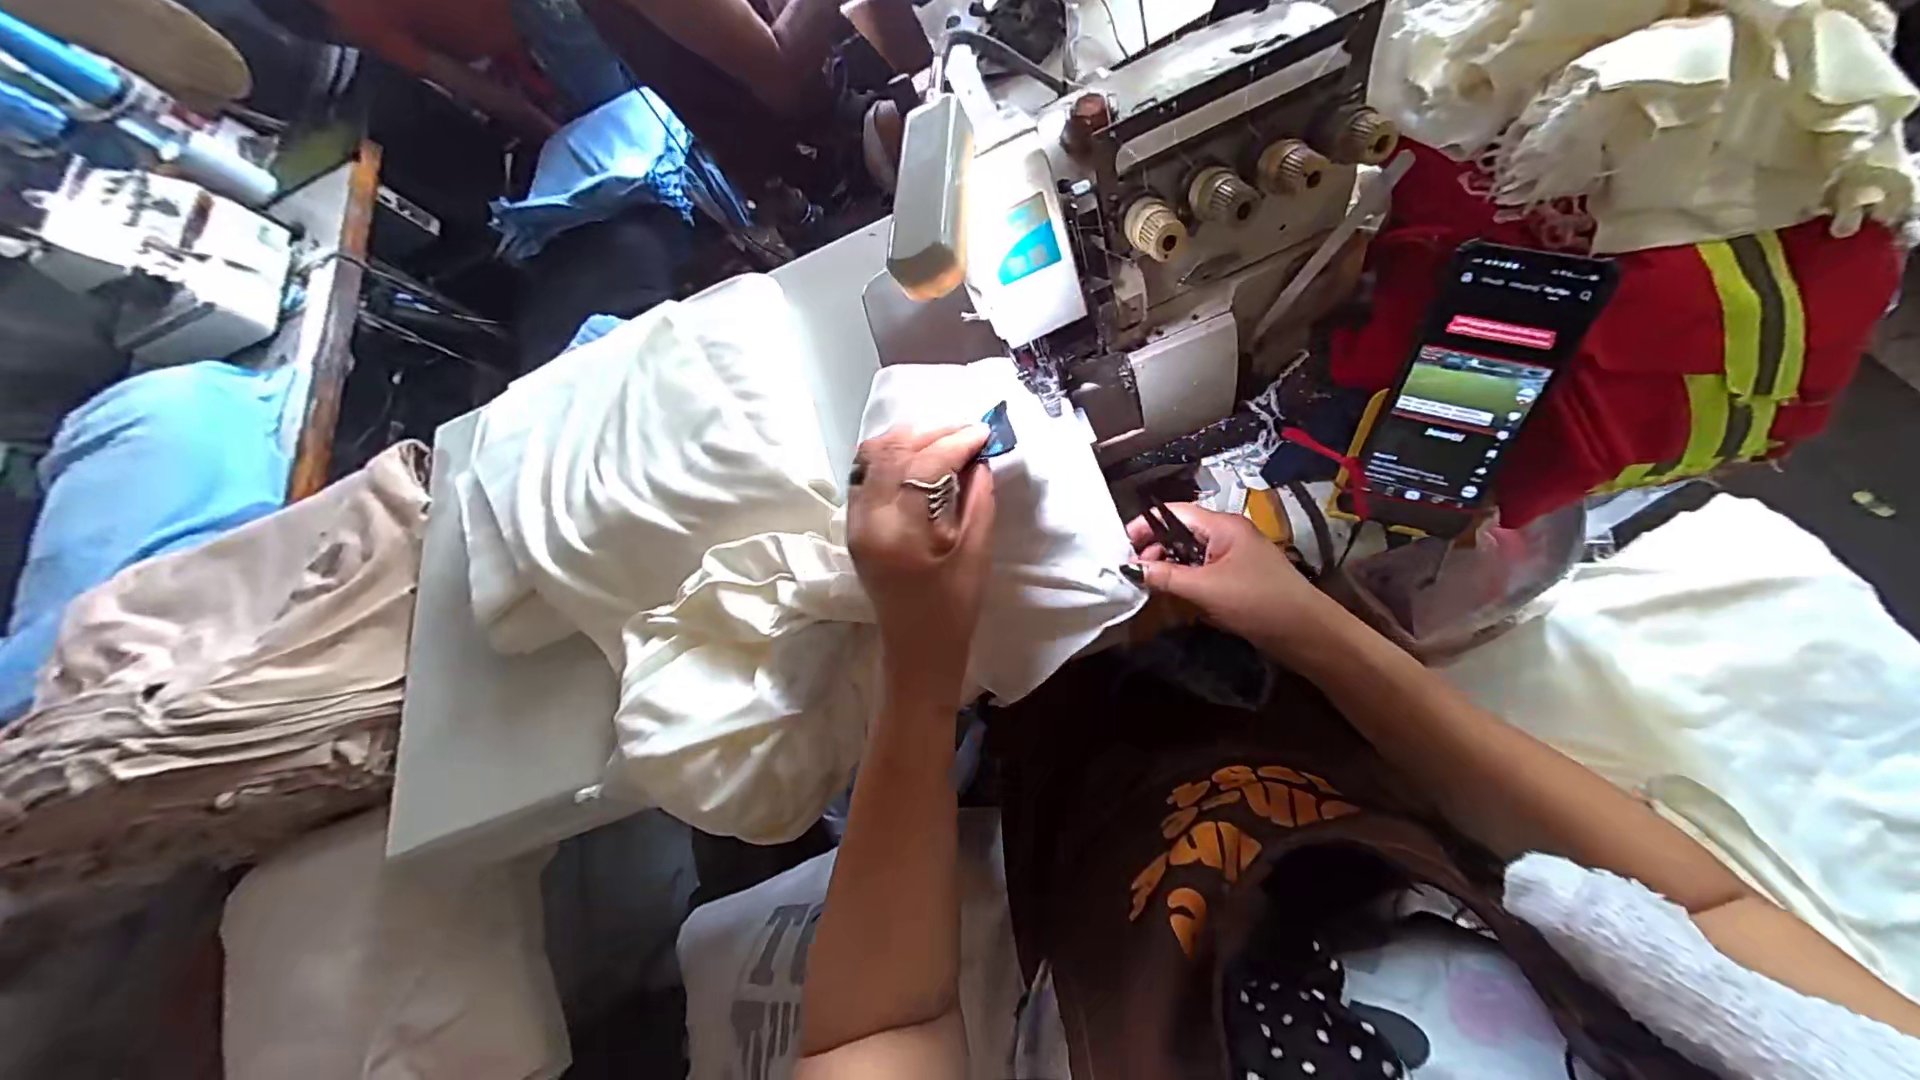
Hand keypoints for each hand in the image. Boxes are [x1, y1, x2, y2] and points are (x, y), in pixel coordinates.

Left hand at [848, 425, 995, 692]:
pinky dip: (893, 455)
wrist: (917, 648)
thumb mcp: (975, 553)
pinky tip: (919, 457)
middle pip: (893, 451)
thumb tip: (978, 458)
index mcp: (898, 532)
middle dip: (933, 433)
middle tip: (968, 432)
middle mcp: (867, 519)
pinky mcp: (854, 523)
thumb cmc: (953, 609)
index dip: (956, 442)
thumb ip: (978, 500)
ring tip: (946, 439)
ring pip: (873, 455)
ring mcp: (855, 520)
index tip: (983, 433)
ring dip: (910, 439)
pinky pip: (867, 473)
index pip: (923, 466)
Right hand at [1126, 502, 1334, 656]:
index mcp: (1222, 526)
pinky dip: (1184, 582)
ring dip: (1168, 568)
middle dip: (1154, 550)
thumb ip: (1165, 576)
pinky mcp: (1235, 579)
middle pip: (1179, 533)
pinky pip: (1200, 573)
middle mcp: (1226, 535)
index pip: (1173, 513)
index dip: (1145, 525)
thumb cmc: (1257, 601)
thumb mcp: (1205, 588)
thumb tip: (1130, 568)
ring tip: (1150, 586)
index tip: (1122, 546)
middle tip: (1134, 572)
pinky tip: (1172, 597)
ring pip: (1188, 555)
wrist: (1306, 633)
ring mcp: (1232, 558)